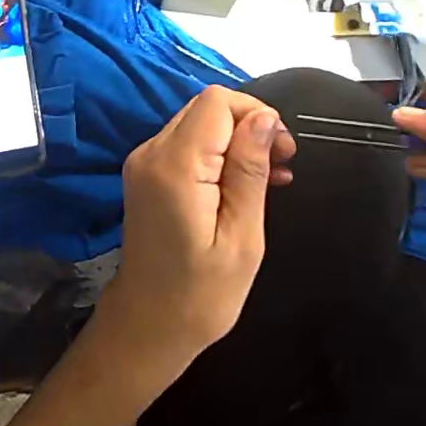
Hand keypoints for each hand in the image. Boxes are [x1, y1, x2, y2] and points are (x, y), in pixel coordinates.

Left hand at [95, 87, 296, 387]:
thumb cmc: (202, 293)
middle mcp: (151, 152)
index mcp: (174, 166)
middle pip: (205, 107)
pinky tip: (241, 183)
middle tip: (280, 166)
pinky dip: (216, 152)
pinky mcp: (145, 172)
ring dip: (235, 140)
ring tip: (268, 179)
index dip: (256, 115)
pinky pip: (186, 142)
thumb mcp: (242, 236)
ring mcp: (143, 161)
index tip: (282, 152)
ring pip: (197, 122)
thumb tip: (265, 118)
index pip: (216, 102)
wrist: (149, 323)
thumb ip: (250, 171)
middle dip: (249, 125)